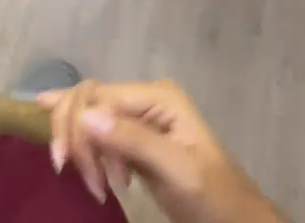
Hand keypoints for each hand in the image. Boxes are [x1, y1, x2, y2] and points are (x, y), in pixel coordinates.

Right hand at [40, 79, 283, 222]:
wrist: (237, 222)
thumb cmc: (213, 197)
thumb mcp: (177, 170)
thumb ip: (133, 140)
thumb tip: (85, 115)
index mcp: (158, 96)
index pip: (99, 95)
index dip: (78, 126)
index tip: (72, 168)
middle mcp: (145, 98)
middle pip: (89, 97)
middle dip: (74, 133)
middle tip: (67, 171)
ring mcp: (140, 116)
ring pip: (88, 113)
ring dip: (80, 147)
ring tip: (93, 184)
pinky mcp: (135, 139)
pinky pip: (98, 131)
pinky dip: (85, 149)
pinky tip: (82, 164)